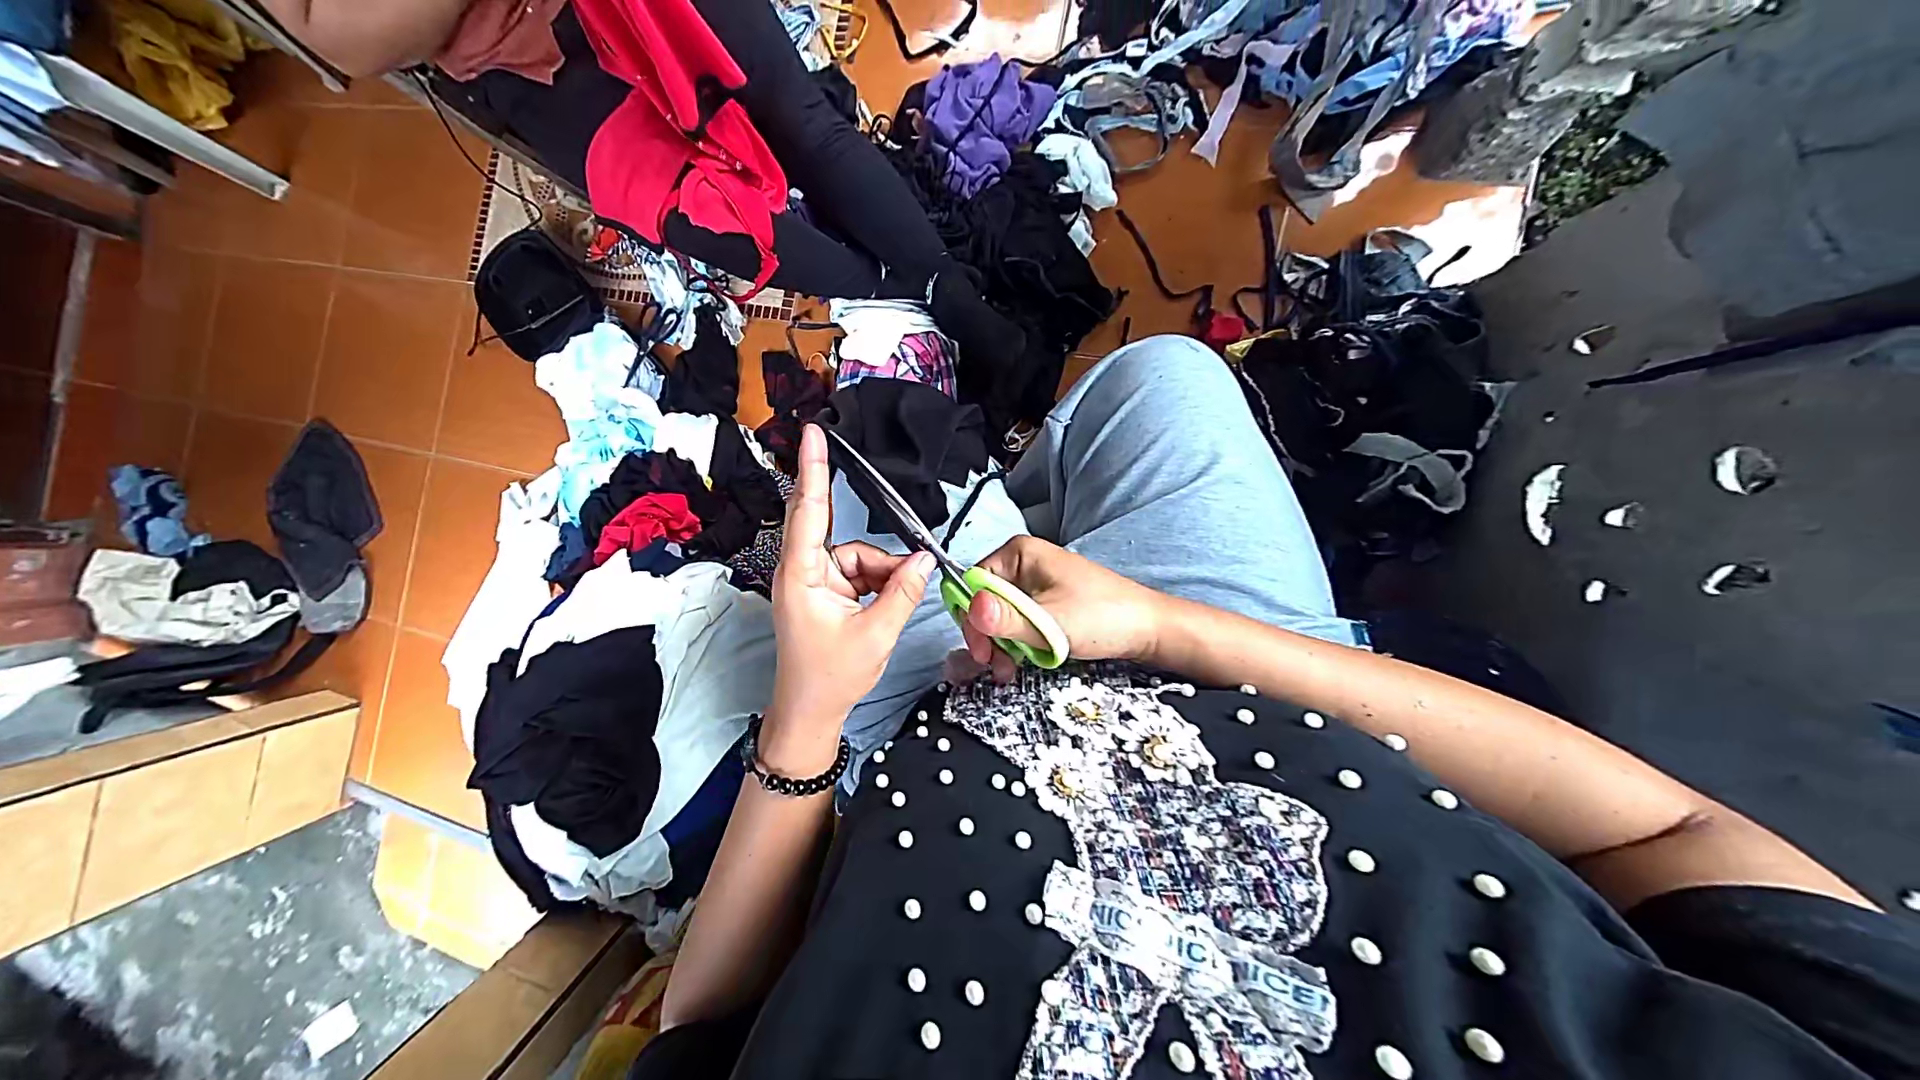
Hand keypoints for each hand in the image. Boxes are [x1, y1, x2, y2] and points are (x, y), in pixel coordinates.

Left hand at [768, 425, 933, 761]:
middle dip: (868, 546)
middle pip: (841, 535)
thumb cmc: (830, 677)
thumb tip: (925, 559)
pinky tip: (886, 605)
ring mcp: (815, 581)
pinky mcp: (826, 591)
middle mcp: (803, 570)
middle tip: (881, 550)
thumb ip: (903, 591)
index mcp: (801, 575)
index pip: (808, 511)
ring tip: (891, 609)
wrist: (811, 712)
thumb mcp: (875, 634)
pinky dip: (879, 584)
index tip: (813, 434)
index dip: (813, 470)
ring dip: (884, 576)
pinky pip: (859, 571)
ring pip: (859, 556)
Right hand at [960, 536, 1167, 682]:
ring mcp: (1035, 583)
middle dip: (987, 636)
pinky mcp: (1045, 602)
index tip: (981, 650)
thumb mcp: (1050, 623)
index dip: (972, 618)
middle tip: (997, 664)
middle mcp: (1024, 563)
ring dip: (1001, 645)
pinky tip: (1024, 660)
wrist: (1150, 630)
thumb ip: (1008, 619)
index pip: (973, 583)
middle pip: (983, 601)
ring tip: (1011, 668)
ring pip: (999, 615)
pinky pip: (1017, 621)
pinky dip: (1017, 643)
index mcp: (1019, 554)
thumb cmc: (1106, 617)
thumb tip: (973, 608)